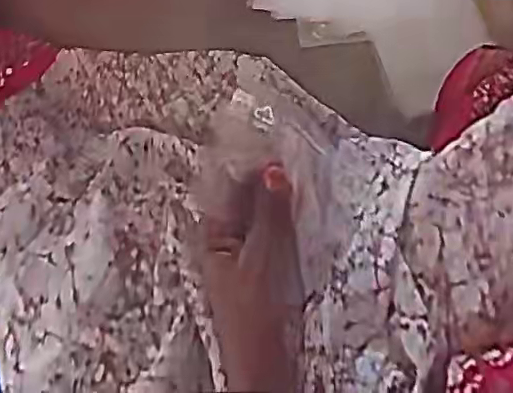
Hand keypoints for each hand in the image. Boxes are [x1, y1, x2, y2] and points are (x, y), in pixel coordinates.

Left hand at [198, 164, 300, 391]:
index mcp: (213, 233)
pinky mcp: (265, 261)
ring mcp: (246, 249)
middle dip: (267, 174)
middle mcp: (226, 237)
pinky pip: (274, 224)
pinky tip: (300, 200)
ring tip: (297, 169)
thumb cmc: (253, 318)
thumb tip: (274, 170)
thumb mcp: (261, 259)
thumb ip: (269, 213)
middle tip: (292, 149)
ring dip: (278, 191)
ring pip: (262, 208)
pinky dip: (286, 210)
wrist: (266, 369)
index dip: (251, 162)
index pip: (229, 185)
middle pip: (246, 194)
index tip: (275, 142)